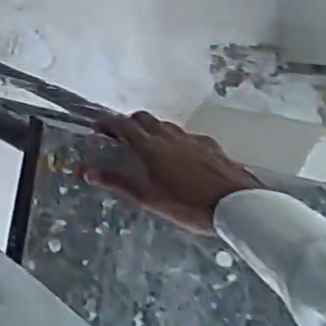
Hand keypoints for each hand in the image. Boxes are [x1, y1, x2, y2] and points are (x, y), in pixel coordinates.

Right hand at [82, 111, 261, 234]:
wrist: (241, 208)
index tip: (98, 130)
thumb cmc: (187, 204)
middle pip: (143, 117)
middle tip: (123, 136)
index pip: (121, 123)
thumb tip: (84, 171)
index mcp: (148, 145)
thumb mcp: (146, 197)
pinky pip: (189, 136)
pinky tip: (185, 155)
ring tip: (152, 145)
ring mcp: (193, 140)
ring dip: (153, 129)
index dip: (106, 123)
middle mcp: (168, 136)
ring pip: (166, 125)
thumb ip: (115, 181)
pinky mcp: (214, 148)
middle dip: (129, 122)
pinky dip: (179, 140)